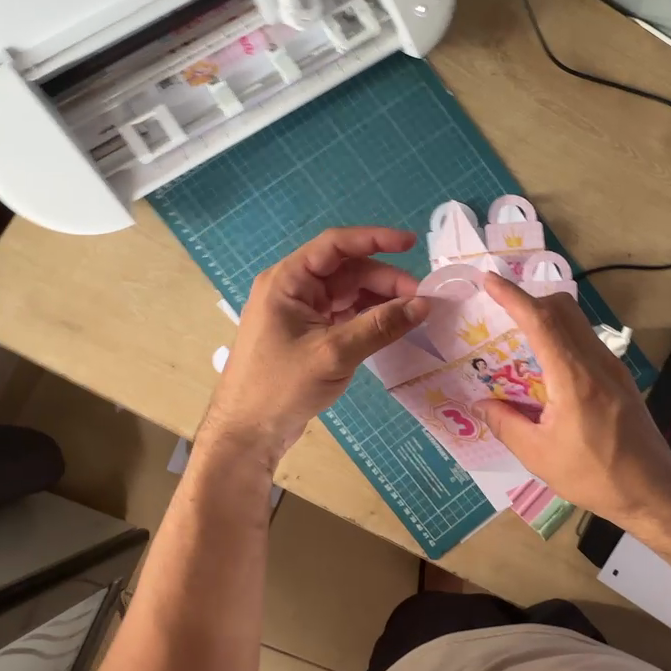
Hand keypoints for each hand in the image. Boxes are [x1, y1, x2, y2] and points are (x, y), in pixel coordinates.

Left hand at [204, 227, 430, 463]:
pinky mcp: (310, 336)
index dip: (374, 239)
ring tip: (414, 314)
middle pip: (347, 271)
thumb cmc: (281, 386)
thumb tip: (423, 305)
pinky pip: (346, 316)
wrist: (248, 431)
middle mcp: (294, 290)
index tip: (411, 243)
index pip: (335, 246)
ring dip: (380, 300)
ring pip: (349, 294)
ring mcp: (301, 313)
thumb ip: (380, 326)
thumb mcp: (335, 353)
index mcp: (288, 281)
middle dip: (385, 280)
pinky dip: (370, 318)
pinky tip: (394, 327)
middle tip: (421, 299)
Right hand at [474, 275, 670, 528]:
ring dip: (547, 317)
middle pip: (562, 309)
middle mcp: (596, 363)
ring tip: (519, 336)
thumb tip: (479, 404)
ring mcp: (613, 368)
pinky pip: (586, 341)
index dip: (513, 297)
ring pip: (577, 322)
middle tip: (499, 310)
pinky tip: (546, 364)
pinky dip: (562, 336)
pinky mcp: (620, 378)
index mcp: (573, 378)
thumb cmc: (595, 476)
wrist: (653, 490)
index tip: (489, 281)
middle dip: (529, 299)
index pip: (541, 321)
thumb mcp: (539, 457)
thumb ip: (506, 425)